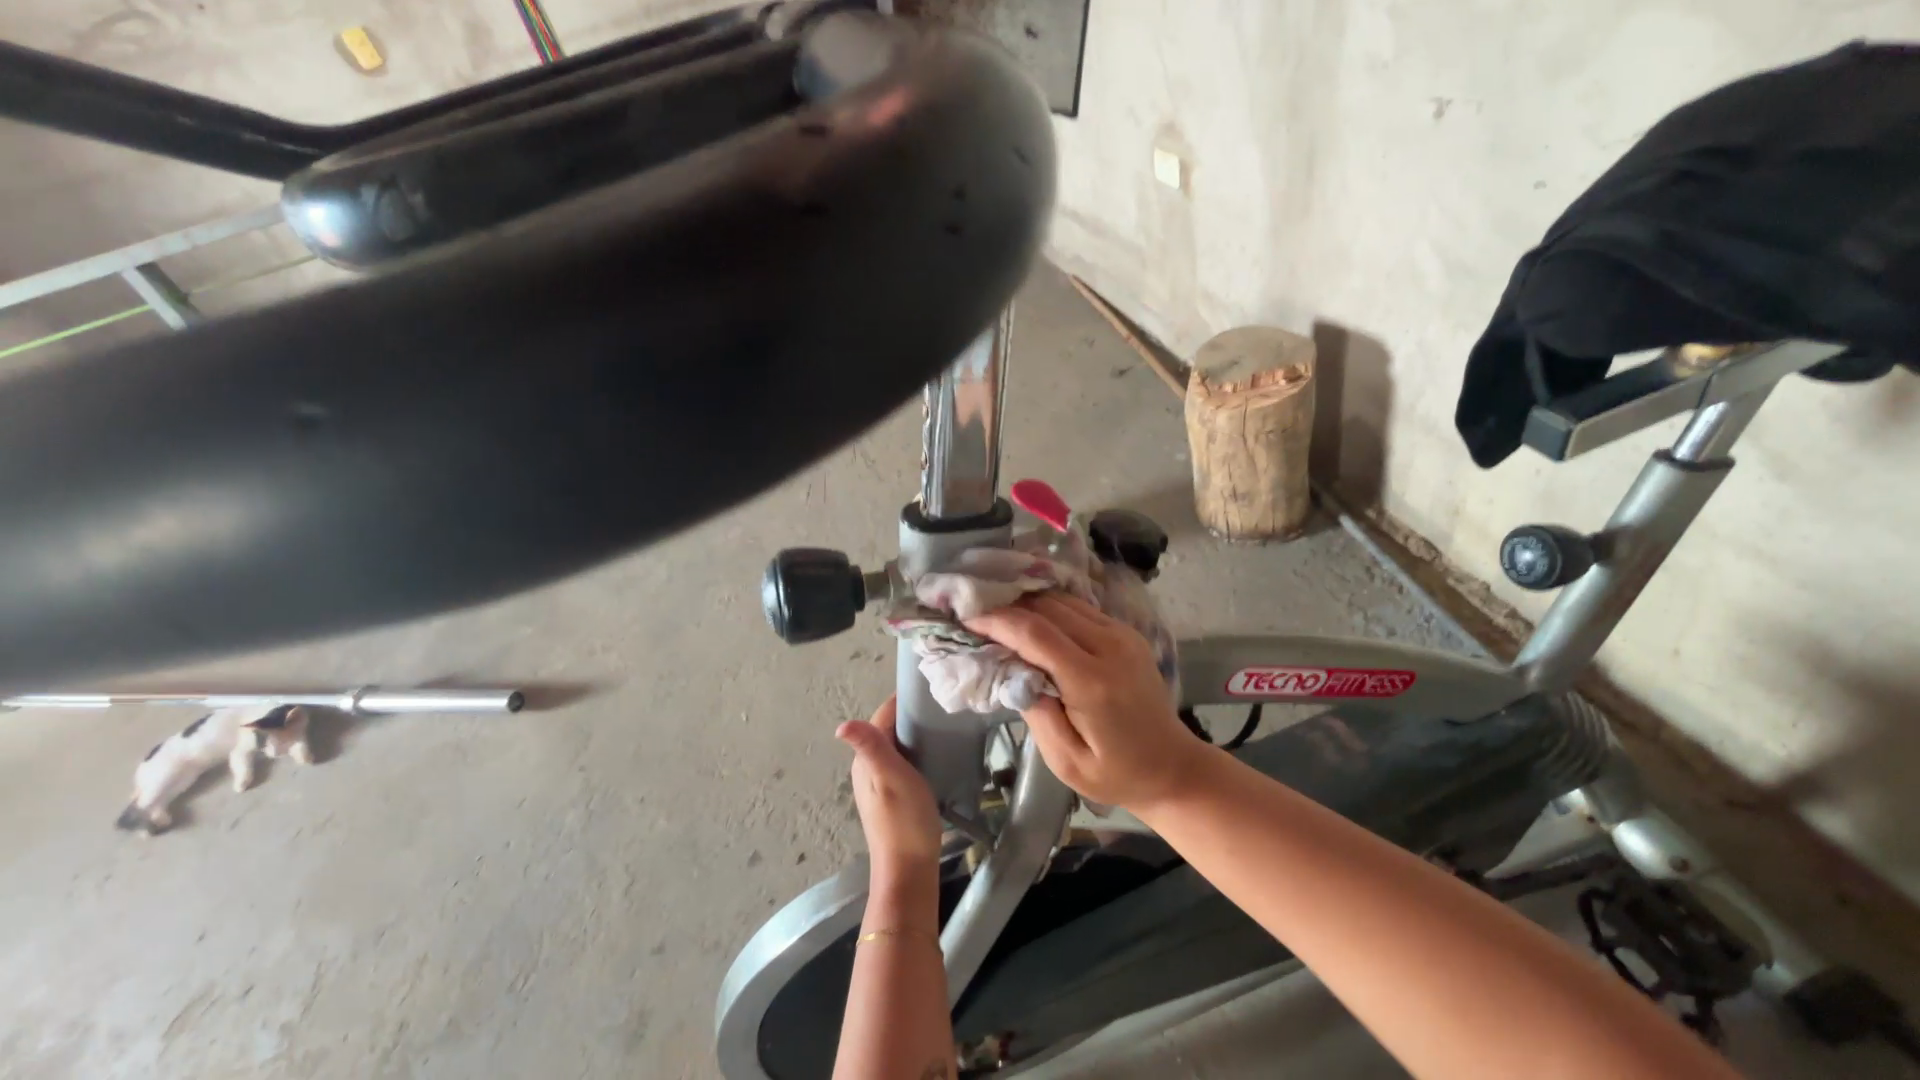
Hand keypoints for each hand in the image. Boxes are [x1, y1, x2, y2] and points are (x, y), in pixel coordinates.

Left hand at [837, 698, 943, 877]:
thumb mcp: (891, 778)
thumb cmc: (904, 820)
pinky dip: (919, 751)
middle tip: (944, 705)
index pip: (883, 716)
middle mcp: (867, 766)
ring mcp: (879, 782)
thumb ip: (871, 748)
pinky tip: (938, 755)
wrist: (909, 869)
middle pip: (889, 728)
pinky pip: (905, 761)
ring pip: (897, 745)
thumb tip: (841, 724)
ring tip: (945, 725)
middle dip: (912, 714)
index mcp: (865, 759)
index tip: (931, 688)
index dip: (903, 700)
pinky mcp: (893, 794)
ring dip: (916, 733)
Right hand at [965, 594, 1210, 810]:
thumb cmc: (1116, 774)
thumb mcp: (1067, 761)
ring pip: (1063, 601)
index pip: (1036, 635)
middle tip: (970, 609)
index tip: (964, 618)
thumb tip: (1010, 673)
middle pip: (1047, 608)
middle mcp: (1110, 647)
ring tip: (992, 610)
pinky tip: (1026, 616)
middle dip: (1006, 605)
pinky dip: (1048, 607)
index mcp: (1093, 682)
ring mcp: (1122, 635)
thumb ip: (1037, 714)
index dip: (997, 621)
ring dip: (1026, 602)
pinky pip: (1079, 608)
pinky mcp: (1126, 633)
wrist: (1172, 767)